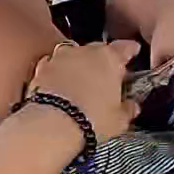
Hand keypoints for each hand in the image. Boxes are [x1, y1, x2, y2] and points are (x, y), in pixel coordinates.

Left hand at [25, 40, 140, 141]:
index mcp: (110, 58)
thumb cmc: (89, 119)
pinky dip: (58, 74)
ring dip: (78, 65)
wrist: (52, 126)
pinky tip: (60, 89)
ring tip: (81, 85)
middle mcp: (85, 51)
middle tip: (107, 79)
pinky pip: (53, 66)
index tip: (133, 52)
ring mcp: (60, 57)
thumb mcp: (119, 120)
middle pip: (98, 49)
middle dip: (103, 61)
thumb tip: (132, 106)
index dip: (130, 50)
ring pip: (74, 55)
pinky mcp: (41, 69)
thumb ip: (128, 108)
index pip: (125, 47)